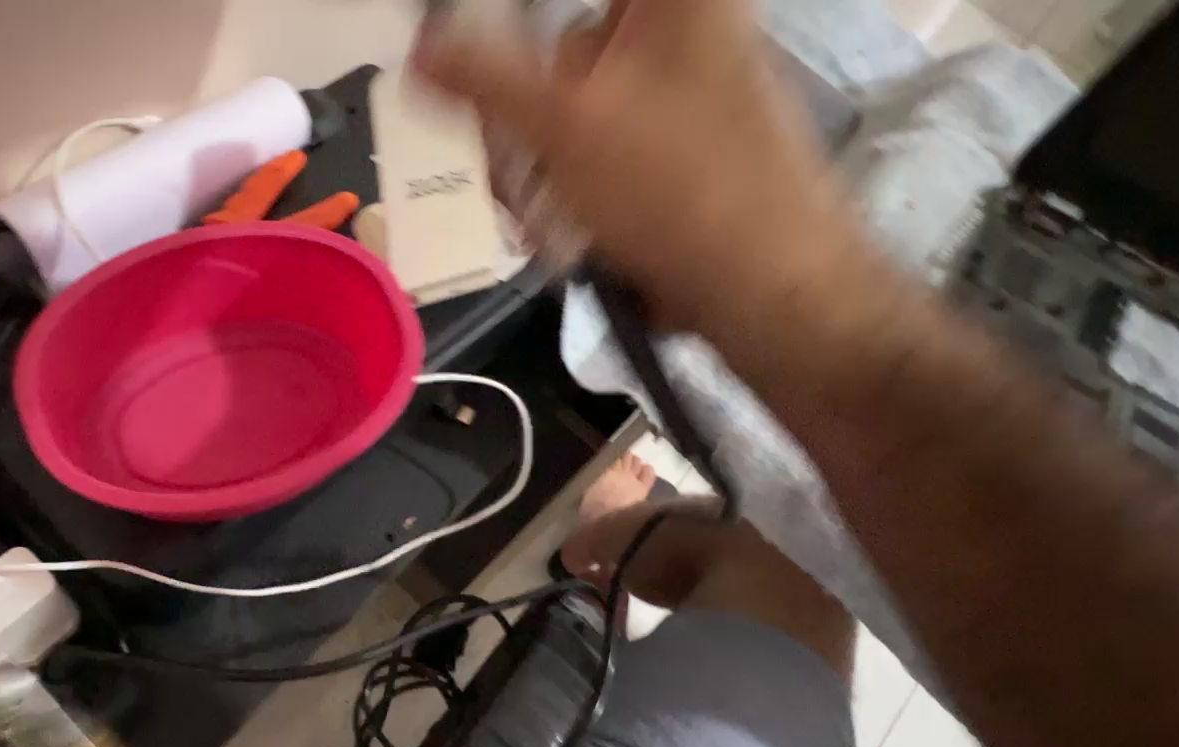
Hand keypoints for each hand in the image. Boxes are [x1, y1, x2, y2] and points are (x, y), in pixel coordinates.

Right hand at [413, 0, 877, 345]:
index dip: (512, 29)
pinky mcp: (668, 150)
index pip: (566, 11)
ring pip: (570, 106)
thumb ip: (481, 79)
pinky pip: (593, 147)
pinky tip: (555, 223)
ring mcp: (676, 92)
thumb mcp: (564, 126)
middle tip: (496, 153)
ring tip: (528, 209)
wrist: (762, 287)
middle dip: (515, 110)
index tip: (459, 61)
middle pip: (563, 45)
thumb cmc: (677, 187)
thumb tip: (416, 50)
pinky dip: (563, 182)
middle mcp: (677, 28)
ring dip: (533, 159)